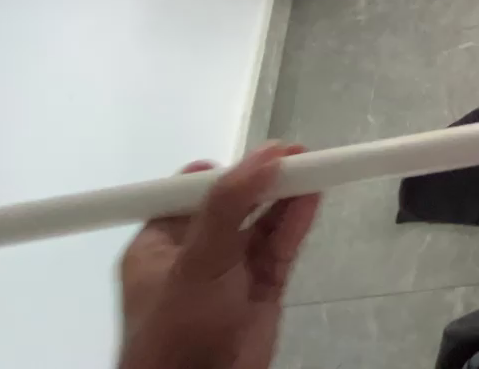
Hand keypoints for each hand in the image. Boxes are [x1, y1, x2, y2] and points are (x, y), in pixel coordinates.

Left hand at [118, 143, 320, 368]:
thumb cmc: (180, 328)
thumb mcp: (198, 262)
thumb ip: (231, 205)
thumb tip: (270, 150)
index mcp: (159, 246)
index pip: (191, 192)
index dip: (226, 171)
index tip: (260, 156)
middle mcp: (196, 252)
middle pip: (236, 200)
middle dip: (266, 177)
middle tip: (298, 155)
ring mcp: (233, 267)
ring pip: (266, 217)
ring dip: (290, 193)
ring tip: (318, 167)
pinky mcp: (266, 280)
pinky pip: (285, 238)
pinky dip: (301, 215)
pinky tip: (317, 193)